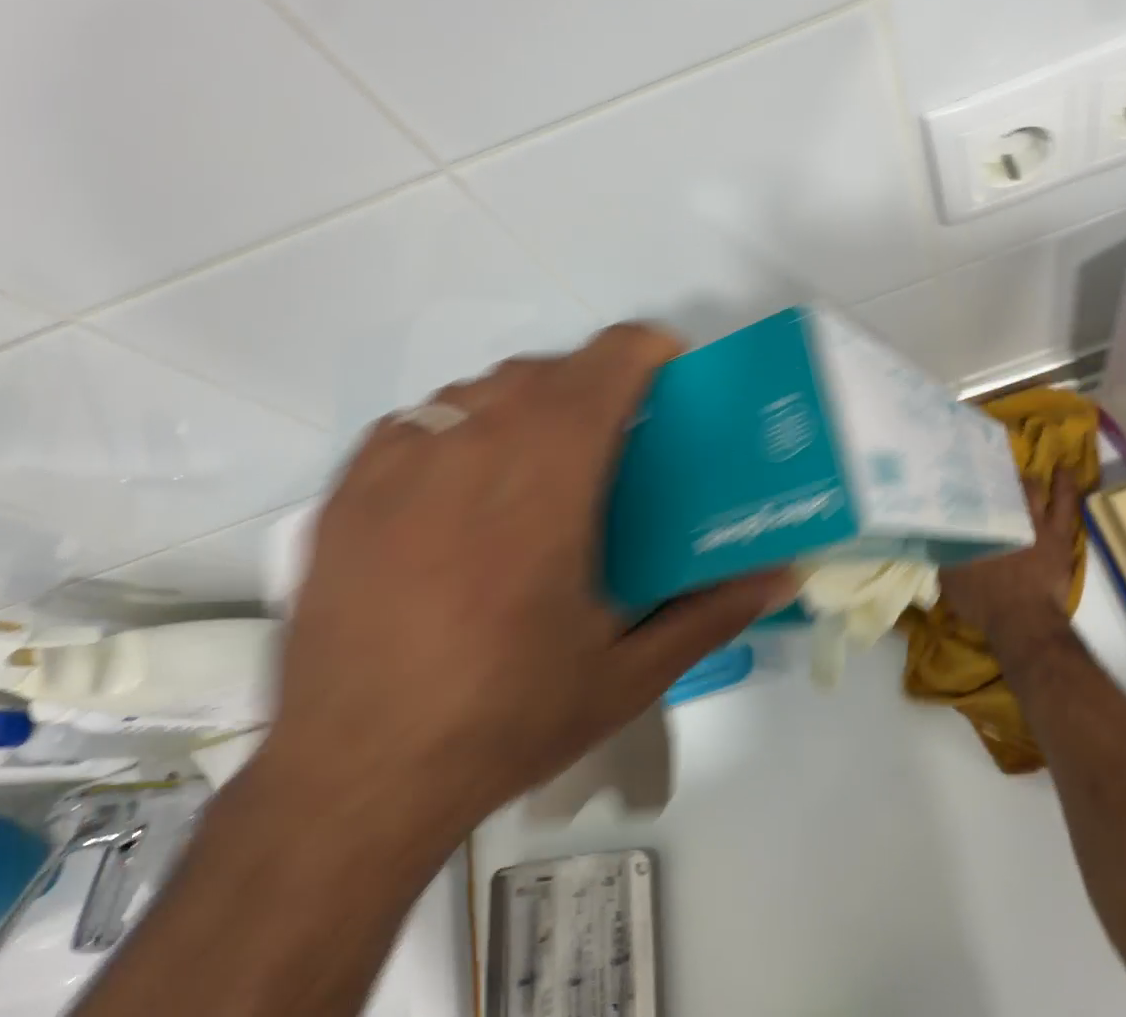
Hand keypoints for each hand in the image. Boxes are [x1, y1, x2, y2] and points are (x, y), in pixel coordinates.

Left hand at [262, 324, 792, 838]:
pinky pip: (416, 426)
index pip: (600, 368)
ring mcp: (394, 469)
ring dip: (525, 406)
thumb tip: (782, 576)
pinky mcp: (343, 495)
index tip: (671, 373)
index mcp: (545, 487)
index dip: (643, 350)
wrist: (357, 775)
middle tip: (619, 439)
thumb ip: (711, 613)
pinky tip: (466, 494)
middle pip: (539, 372)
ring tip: (543, 466)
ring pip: (474, 393)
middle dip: (590, 382)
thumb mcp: (628, 675)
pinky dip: (458, 433)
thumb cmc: (506, 721)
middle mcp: (466, 455)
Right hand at [939, 469, 1080, 639]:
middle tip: (989, 476)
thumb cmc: (984, 603)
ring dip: (1024, 481)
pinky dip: (1064, 483)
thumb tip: (938, 537)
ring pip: (1029, 489)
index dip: (964, 489)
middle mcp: (1002, 517)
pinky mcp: (1057, 533)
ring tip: (1020, 473)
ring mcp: (1033, 522)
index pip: (967, 499)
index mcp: (975, 527)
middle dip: (994, 481)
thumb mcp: (950, 581)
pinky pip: (1064, 501)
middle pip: (999, 490)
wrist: (1022, 619)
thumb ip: (946, 555)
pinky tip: (1063, 469)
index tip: (959, 482)